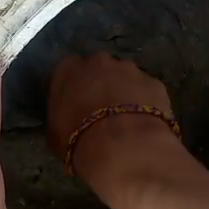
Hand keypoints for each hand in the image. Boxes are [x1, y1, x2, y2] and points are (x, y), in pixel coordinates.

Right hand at [46, 53, 182, 167]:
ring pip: (125, 76)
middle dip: (100, 83)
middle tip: (101, 110)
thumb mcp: (54, 132)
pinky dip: (146, 102)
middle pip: (98, 68)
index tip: (75, 105)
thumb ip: (60, 115)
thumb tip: (66, 117)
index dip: (73, 88)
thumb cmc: (78, 140)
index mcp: (67, 69)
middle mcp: (98, 61)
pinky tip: (144, 124)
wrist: (122, 147)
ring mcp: (129, 69)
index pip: (67, 71)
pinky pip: (147, 91)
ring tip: (126, 119)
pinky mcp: (154, 82)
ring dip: (124, 91)